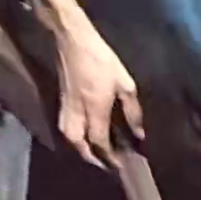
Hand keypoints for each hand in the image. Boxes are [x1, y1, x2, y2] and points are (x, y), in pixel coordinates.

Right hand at [53, 16, 142, 164]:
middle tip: (104, 165)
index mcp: (95, 107)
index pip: (98, 140)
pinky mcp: (61, 95)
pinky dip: (74, 133)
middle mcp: (77, 108)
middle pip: (76, 140)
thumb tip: (139, 135)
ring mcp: (66, 101)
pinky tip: (86, 136)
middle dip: (89, 157)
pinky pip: (64, 121)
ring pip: (66, 131)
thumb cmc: (100, 58)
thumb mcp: (126, 85)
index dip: (108, 156)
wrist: (70, 33)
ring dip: (78, 146)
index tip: (120, 166)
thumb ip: (134, 112)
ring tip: (94, 154)